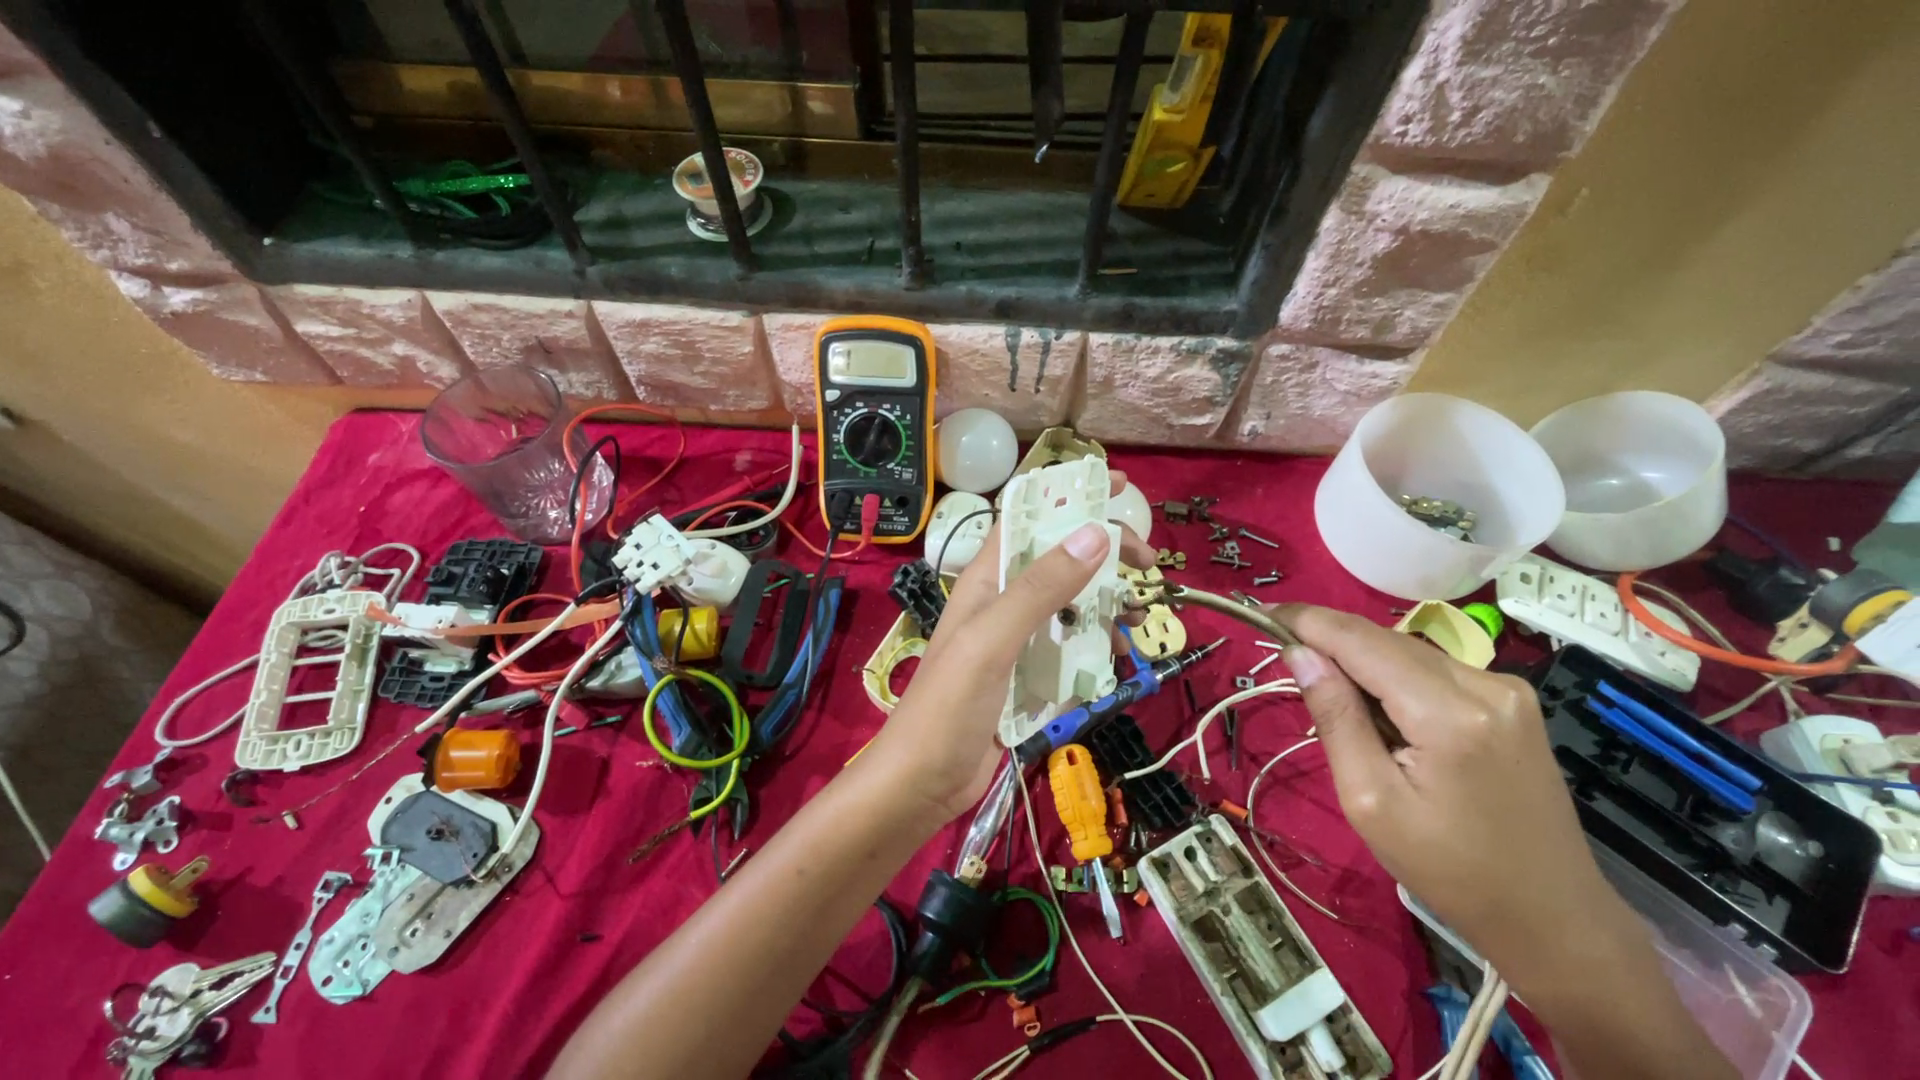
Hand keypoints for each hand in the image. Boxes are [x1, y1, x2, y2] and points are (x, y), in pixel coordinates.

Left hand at [864, 476, 1154, 822]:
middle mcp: (1003, 603)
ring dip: (1107, 606)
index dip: (1070, 497)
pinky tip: (1117, 663)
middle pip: (1060, 561)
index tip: (1120, 489)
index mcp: (986, 581)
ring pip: (1072, 608)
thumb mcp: (993, 640)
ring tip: (1137, 620)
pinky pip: (1071, 652)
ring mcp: (1016, 643)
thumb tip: (1097, 533)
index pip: (1028, 518)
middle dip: (1105, 555)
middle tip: (1149, 566)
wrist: (922, 783)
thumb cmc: (949, 707)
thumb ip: (1041, 588)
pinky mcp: (1028, 679)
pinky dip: (1097, 650)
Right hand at [1275, 605, 1637, 991]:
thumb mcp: (1370, 801)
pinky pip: (1436, 671)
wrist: (1549, 914)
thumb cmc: (1448, 869)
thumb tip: (1299, 653)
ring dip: (1363, 663)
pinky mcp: (1514, 702)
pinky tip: (1383, 715)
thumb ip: (1335, 718)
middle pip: (1387, 640)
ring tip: (1332, 698)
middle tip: (1283, 660)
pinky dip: (1397, 679)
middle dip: (1331, 641)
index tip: (1262, 614)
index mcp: (1449, 713)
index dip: (1308, 621)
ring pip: (1411, 652)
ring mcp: (1508, 690)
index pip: (1362, 640)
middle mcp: (1486, 683)